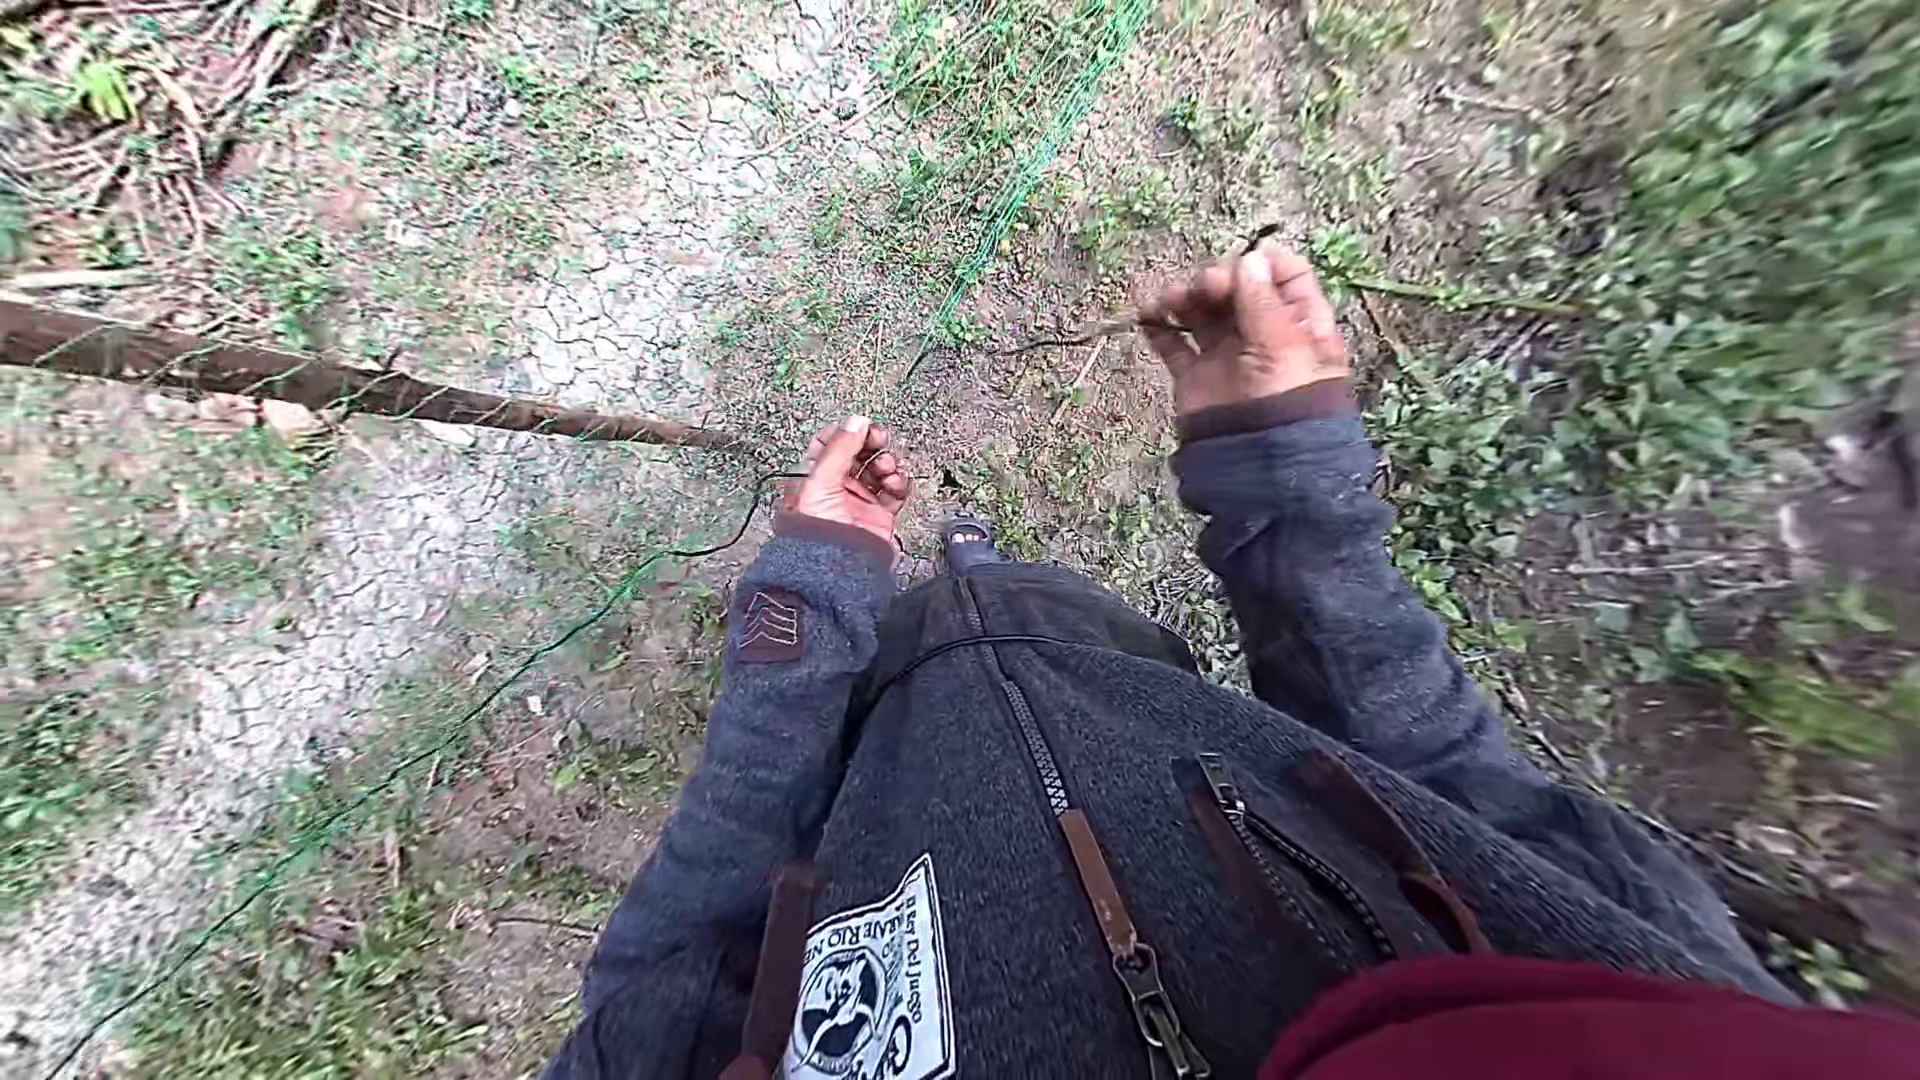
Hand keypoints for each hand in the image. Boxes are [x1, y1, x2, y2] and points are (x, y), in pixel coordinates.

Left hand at [785, 415, 910, 546]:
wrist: (838, 568)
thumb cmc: (816, 533)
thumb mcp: (820, 481)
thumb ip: (839, 448)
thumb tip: (856, 422)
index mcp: (815, 475)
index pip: (832, 442)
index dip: (848, 432)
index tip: (861, 427)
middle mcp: (837, 486)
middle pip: (859, 453)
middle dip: (872, 445)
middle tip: (880, 441)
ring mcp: (859, 500)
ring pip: (879, 469)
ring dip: (886, 464)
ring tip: (887, 469)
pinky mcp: (879, 514)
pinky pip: (894, 491)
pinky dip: (898, 484)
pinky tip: (895, 484)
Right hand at [1137, 241, 1349, 415]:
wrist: (1253, 458)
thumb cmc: (1285, 403)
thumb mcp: (1283, 346)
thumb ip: (1262, 303)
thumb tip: (1248, 260)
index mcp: (1296, 324)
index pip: (1284, 277)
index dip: (1263, 263)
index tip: (1242, 259)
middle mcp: (1260, 335)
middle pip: (1236, 291)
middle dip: (1216, 281)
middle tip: (1203, 286)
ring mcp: (1224, 355)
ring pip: (1202, 314)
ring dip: (1184, 300)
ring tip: (1166, 301)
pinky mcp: (1194, 376)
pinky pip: (1173, 345)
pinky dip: (1159, 329)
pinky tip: (1148, 318)